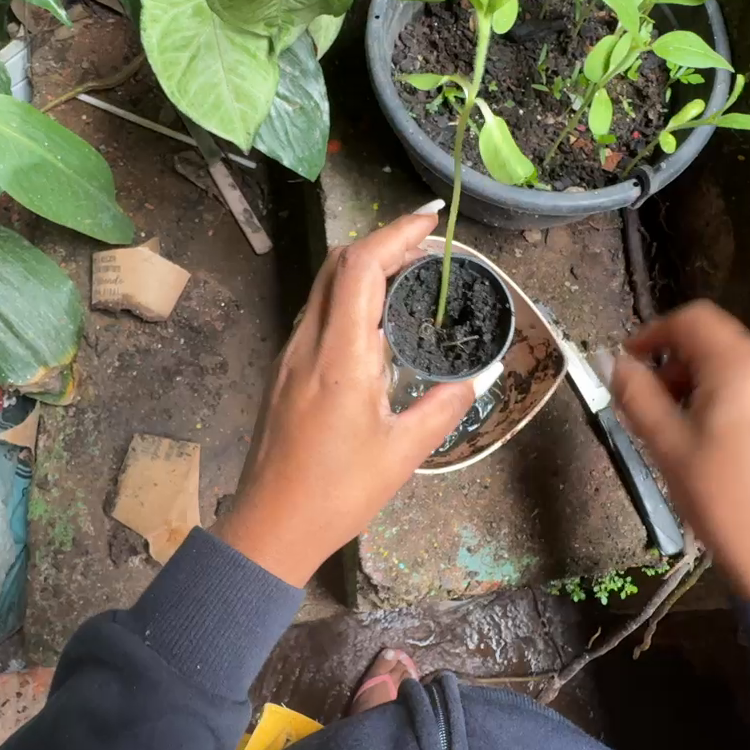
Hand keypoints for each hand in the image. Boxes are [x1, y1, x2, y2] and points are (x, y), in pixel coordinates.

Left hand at [214, 206, 474, 586]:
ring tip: (408, 277)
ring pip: (323, 289)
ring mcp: (289, 356)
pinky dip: (349, 300)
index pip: (360, 268)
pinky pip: (317, 316)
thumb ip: (442, 407)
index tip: (431, 223)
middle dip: (382, 243)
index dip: (395, 234)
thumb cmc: (336, 493)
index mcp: (339, 357)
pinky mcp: (284, 372)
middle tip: (426, 248)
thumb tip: (479, 376)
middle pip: (336, 266)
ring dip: (363, 270)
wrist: (270, 525)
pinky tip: (376, 324)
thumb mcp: (402, 454)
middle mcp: (308, 344)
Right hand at [609, 301, 749, 601]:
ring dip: (706, 384)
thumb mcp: (665, 445)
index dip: (654, 332)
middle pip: (720, 343)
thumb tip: (617, 362)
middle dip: (679, 365)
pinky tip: (726, 445)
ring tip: (687, 431)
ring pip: (745, 367)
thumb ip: (636, 393)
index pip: (694, 319)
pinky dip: (738, 400)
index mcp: (744, 365)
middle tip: (653, 407)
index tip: (629, 361)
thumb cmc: (722, 499)